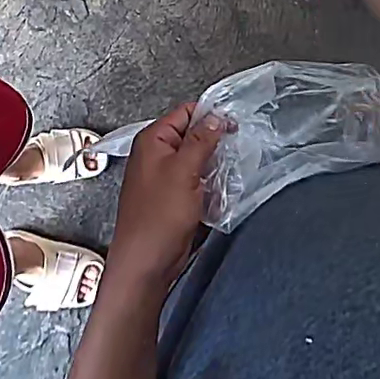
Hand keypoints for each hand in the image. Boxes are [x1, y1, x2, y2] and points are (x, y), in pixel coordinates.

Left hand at [109, 102, 227, 284]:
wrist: (145, 265)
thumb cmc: (159, 218)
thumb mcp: (184, 171)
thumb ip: (201, 140)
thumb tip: (216, 117)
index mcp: (153, 141)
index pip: (186, 113)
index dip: (211, 115)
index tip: (233, 125)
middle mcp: (156, 154)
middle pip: (193, 134)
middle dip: (214, 142)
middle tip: (233, 150)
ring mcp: (164, 175)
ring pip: (198, 157)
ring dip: (214, 164)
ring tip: (228, 172)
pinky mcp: (173, 194)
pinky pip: (196, 178)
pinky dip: (209, 181)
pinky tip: (219, 190)